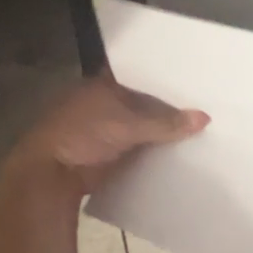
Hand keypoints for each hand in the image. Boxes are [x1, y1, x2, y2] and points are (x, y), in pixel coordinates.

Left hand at [3, 75, 208, 201]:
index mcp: (100, 84)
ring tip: (196, 127)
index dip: (163, 79)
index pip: (139, 75)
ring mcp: (99, 129)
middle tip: (201, 104)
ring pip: (138, 125)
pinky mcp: (102, 153)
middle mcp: (99, 102)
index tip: (192, 82)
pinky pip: (134, 146)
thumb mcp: (129, 125)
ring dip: (158, 130)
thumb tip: (204, 118)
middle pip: (141, 102)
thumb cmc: (83, 135)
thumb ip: (166, 122)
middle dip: (165, 106)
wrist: (48, 177)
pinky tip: (175, 149)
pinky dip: (150, 148)